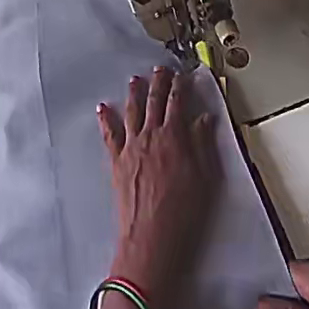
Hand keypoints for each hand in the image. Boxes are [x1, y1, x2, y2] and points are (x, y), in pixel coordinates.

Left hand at [98, 67, 217, 299]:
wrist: (151, 239)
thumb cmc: (183, 212)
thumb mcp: (205, 177)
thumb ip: (202, 144)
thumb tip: (204, 119)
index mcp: (174, 137)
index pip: (177, 102)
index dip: (180, 86)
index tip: (182, 75)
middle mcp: (150, 136)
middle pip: (154, 101)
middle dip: (158, 82)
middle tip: (160, 69)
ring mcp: (131, 148)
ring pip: (132, 112)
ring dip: (134, 93)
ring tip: (135, 79)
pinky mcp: (117, 162)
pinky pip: (110, 135)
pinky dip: (106, 119)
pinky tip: (103, 108)